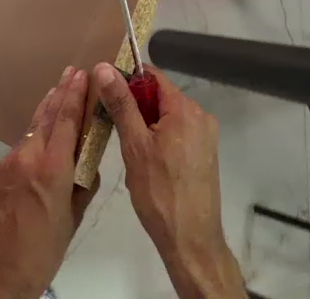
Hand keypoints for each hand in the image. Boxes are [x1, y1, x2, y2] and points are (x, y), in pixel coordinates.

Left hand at [0, 67, 96, 298]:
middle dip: (62, 91)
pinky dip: (36, 132)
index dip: (75, 94)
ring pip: (33, 128)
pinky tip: (43, 131)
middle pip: (48, 115)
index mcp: (52, 169)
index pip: (67, 120)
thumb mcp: (72, 221)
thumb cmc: (42, 254)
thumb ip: (83, 186)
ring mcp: (9, 162)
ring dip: (48, 109)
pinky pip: (22, 145)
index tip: (83, 73)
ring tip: (60, 90)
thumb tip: (90, 162)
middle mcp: (29, 156)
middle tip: (73, 71)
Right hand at [93, 64, 244, 298]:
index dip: (127, 79)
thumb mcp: (134, 146)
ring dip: (146, 123)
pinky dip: (159, 137)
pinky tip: (145, 159)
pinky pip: (178, 133)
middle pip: (160, 96)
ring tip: (126, 145)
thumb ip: (121, 104)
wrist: (191, 242)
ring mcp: (205, 136)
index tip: (104, 90)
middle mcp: (200, 116)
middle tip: (110, 123)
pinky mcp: (204, 154)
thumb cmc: (160, 193)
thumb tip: (104, 67)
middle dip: (135, 105)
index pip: (152, 76)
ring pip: (168, 116)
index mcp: (185, 109)